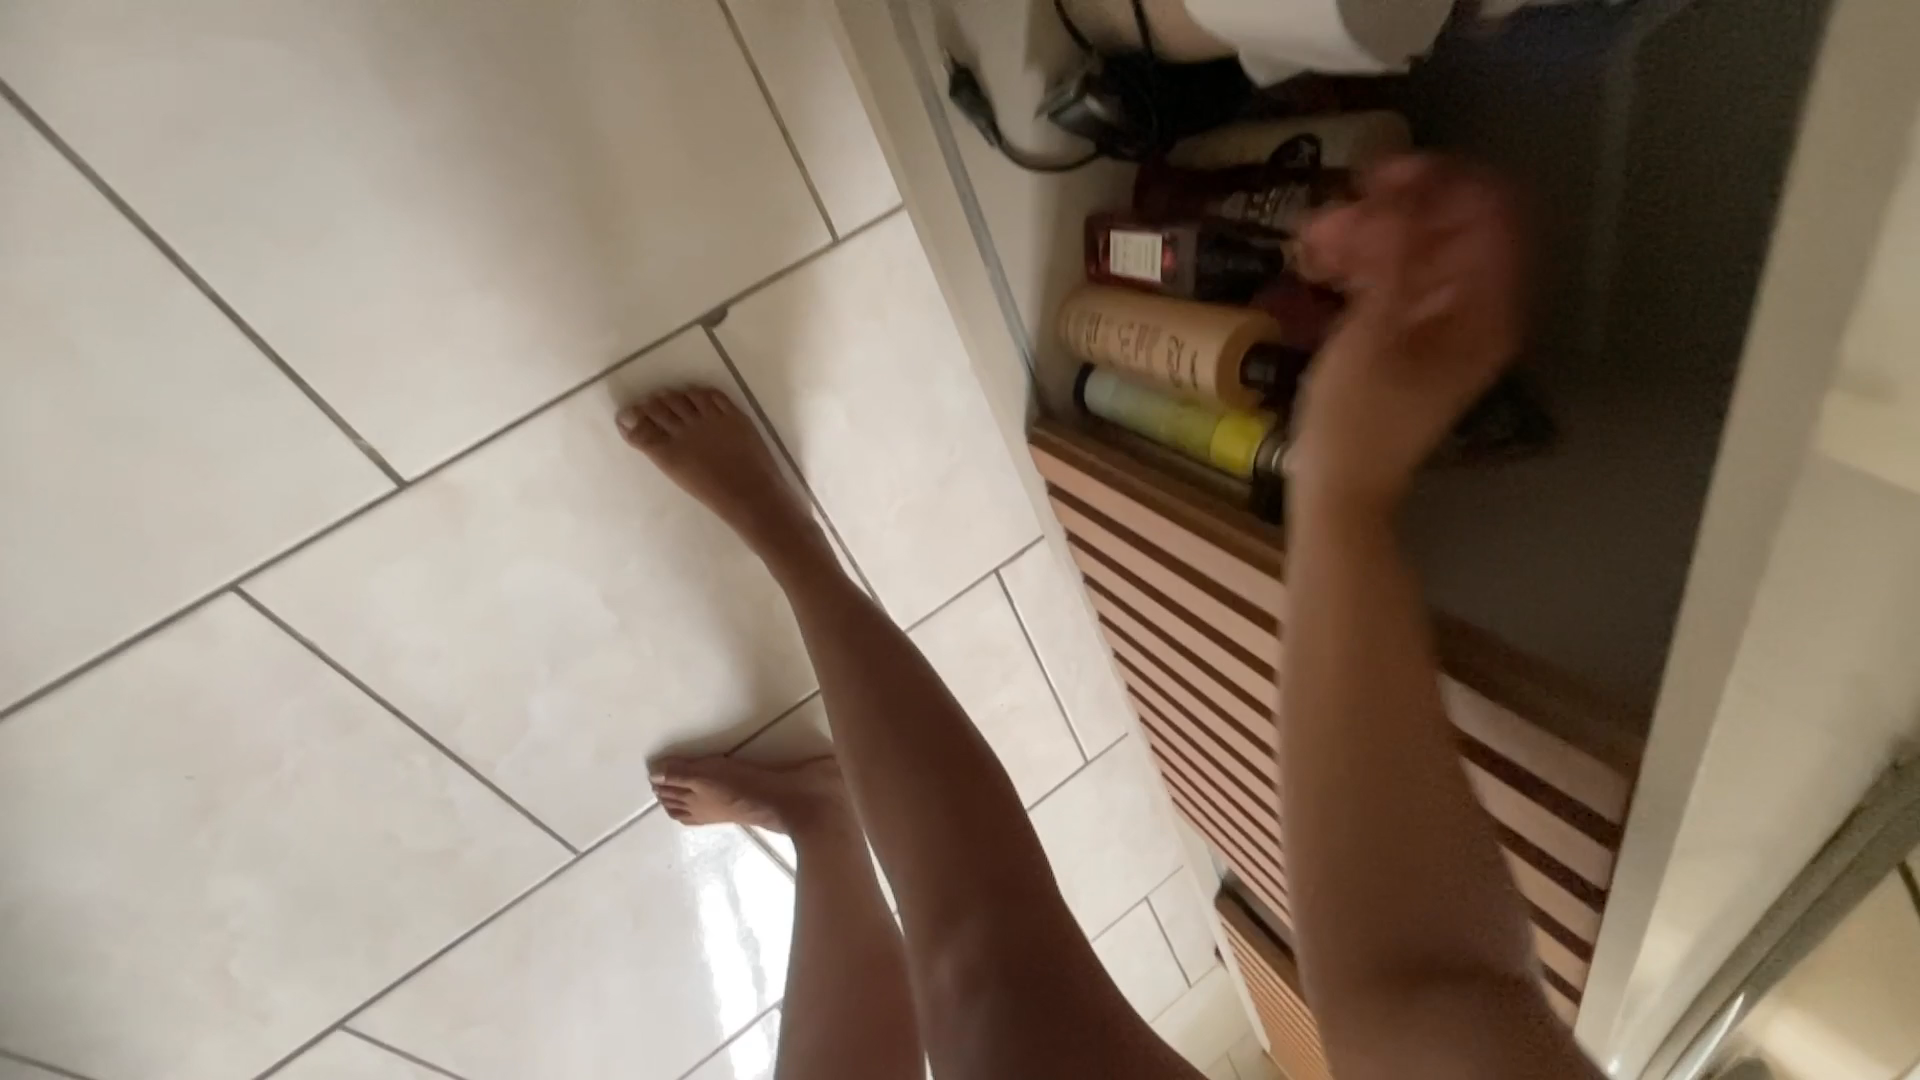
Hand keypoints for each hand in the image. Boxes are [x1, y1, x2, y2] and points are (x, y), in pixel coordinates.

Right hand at [1287, 155, 1525, 513]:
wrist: (1340, 489)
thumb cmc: (1354, 421)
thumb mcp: (1370, 335)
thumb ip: (1391, 257)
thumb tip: (1400, 191)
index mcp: (1485, 310)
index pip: (1486, 215)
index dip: (1439, 183)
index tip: (1379, 174)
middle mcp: (1476, 312)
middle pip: (1448, 234)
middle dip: (1392, 215)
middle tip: (1334, 211)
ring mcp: (1443, 330)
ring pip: (1417, 260)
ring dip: (1370, 242)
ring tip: (1313, 241)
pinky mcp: (1411, 345)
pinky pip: (1398, 289)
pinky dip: (1365, 273)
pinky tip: (1324, 268)